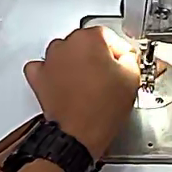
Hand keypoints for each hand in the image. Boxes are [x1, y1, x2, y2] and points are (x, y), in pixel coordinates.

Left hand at [24, 27, 139, 157]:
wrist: (78, 135)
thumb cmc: (101, 109)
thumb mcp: (132, 78)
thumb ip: (130, 59)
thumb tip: (127, 58)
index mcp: (89, 38)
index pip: (110, 36)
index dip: (121, 52)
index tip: (124, 62)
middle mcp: (65, 45)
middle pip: (87, 43)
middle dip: (98, 57)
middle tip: (110, 76)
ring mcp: (50, 61)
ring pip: (67, 54)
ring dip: (77, 64)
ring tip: (90, 83)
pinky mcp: (39, 78)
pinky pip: (45, 68)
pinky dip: (54, 73)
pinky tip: (66, 82)